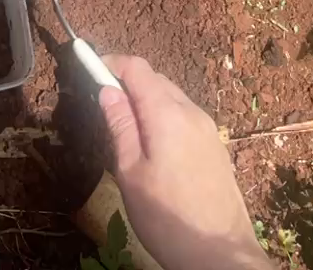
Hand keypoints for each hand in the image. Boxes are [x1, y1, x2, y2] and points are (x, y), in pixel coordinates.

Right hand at [99, 55, 271, 269]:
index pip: (137, 67)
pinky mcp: (215, 146)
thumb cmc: (167, 218)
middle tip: (106, 109)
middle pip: (155, 79)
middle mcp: (191, 111)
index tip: (90, 69)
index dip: (111, 63)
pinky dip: (165, 116)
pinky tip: (156, 148)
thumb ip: (120, 126)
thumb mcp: (131, 173)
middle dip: (128, 84)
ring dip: (147, 101)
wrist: (222, 257)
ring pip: (171, 97)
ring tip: (129, 133)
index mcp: (167, 113)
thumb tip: (107, 90)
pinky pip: (185, 116)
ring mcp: (208, 128)